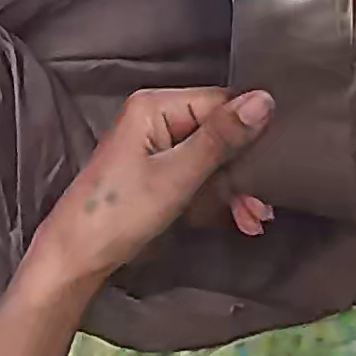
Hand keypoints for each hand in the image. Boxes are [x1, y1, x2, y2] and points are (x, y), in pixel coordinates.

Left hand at [27, 87, 274, 285]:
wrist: (76, 257)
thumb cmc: (121, 212)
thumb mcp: (177, 176)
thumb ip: (221, 138)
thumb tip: (266, 98)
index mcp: (155, 105)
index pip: (219, 103)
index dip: (250, 130)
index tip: (278, 162)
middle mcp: (157, 116)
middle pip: (218, 130)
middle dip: (244, 169)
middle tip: (266, 205)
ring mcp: (158, 144)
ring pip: (213, 157)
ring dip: (235, 189)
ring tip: (256, 220)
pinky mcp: (159, 169)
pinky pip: (199, 173)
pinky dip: (218, 196)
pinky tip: (240, 221)